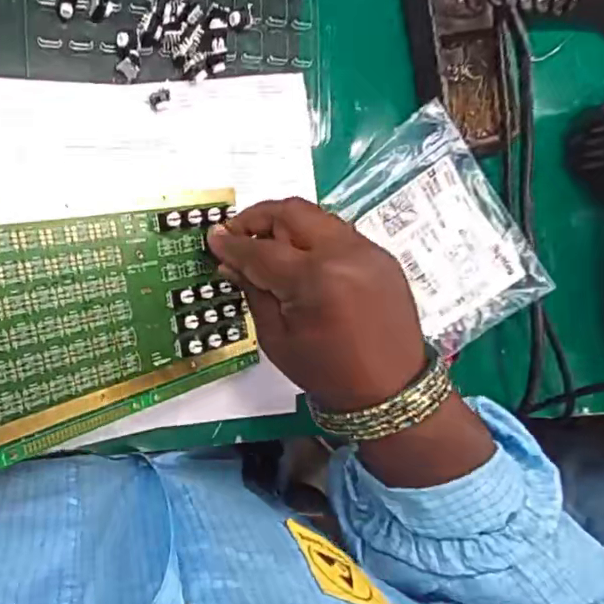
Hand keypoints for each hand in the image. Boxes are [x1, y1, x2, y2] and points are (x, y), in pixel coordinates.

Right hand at [206, 197, 494, 485]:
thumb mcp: (276, 336)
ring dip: (284, 225)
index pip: (261, 250)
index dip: (231, 244)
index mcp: (316, 279)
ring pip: (315, 217)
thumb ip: (254, 291)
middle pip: (291, 213)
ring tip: (263, 247)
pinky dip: (309, 237)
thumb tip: (231, 263)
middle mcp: (345, 254)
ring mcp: (368, 252)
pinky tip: (295, 259)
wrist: (391, 390)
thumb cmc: (326, 372)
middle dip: (257, 219)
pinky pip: (336, 232)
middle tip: (236, 235)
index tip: (213, 239)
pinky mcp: (380, 257)